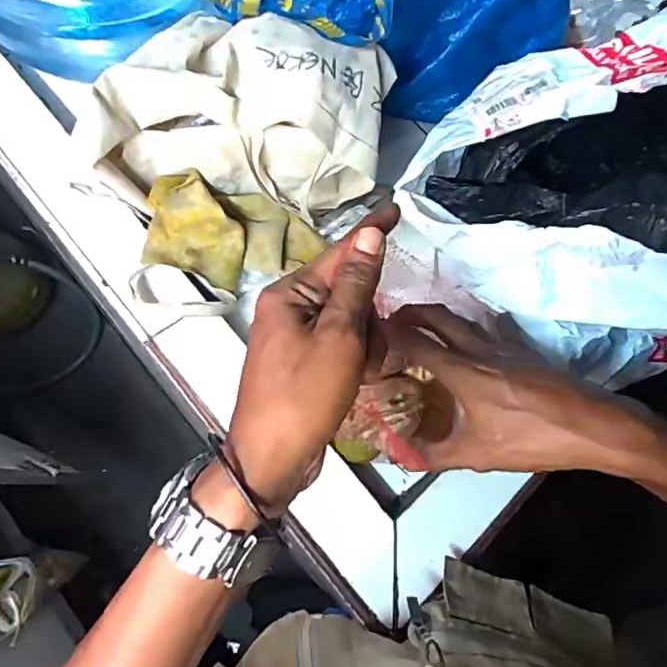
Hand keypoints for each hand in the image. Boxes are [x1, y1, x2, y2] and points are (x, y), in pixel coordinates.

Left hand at [225, 203, 400, 509]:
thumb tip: (368, 235)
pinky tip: (356, 380)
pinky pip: (338, 345)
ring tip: (362, 372)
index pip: (337, 254)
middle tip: (371, 350)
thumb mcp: (338, 337)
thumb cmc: (304, 395)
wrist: (272, 457)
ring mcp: (291, 337)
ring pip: (347, 321)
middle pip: (345, 291)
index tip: (394, 208)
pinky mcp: (300, 362)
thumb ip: (355, 286)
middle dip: (369, 316)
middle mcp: (286, 309)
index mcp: (287, 295)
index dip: (369, 232)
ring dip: (365, 342)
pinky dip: (354, 359)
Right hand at [381, 305, 666, 476]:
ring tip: (420, 328)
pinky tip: (465, 344)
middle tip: (390, 320)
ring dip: (435, 317)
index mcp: (462, 371)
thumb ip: (431, 454)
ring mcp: (504, 344)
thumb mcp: (477, 454)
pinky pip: (484, 327)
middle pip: (436, 315)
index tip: (369, 334)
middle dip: (409, 312)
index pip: (414, 341)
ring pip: (460, 318)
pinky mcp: (523, 348)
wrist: (599, 426)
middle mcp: (479, 348)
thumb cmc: (534, 439)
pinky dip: (464, 327)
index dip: (388, 334)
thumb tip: (392, 451)